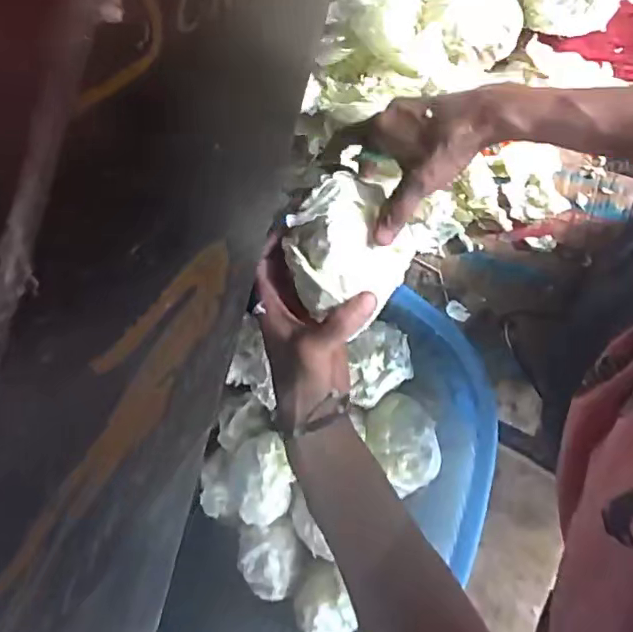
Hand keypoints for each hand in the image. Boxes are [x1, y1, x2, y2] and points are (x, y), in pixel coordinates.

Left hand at [255, 234, 377, 433]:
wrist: (318, 410)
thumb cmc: (303, 376)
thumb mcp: (316, 346)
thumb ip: (340, 320)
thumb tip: (369, 294)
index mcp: (271, 308)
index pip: (263, 269)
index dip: (268, 246)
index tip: (285, 224)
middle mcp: (284, 306)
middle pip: (285, 269)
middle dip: (294, 247)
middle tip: (314, 221)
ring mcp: (303, 313)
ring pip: (305, 279)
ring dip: (314, 260)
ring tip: (330, 233)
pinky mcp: (323, 322)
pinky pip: (325, 293)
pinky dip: (333, 279)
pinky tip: (348, 262)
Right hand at [346, 85, 525, 243]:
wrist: (482, 114)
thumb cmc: (445, 147)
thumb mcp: (421, 182)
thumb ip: (397, 208)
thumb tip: (377, 239)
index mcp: (377, 127)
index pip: (343, 138)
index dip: (333, 152)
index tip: (329, 167)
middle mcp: (386, 112)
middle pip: (363, 133)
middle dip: (360, 154)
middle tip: (361, 176)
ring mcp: (406, 105)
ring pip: (383, 128)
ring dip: (380, 146)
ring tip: (385, 168)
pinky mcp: (424, 104)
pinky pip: (400, 123)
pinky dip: (397, 138)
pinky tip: (411, 153)